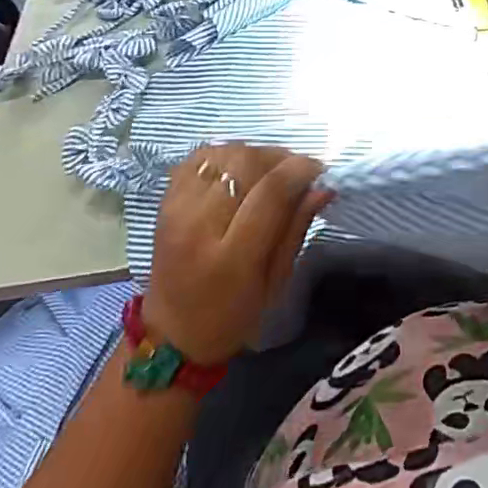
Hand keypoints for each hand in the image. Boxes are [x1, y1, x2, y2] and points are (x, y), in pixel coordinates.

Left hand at [143, 144, 330, 364]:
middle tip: (296, 171)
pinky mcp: (165, 201)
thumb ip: (296, 228)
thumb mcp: (276, 282)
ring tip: (269, 170)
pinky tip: (239, 170)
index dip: (299, 170)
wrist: (172, 333)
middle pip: (244, 164)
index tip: (318, 170)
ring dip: (253, 153)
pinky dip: (225, 155)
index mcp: (231, 257)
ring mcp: (177, 209)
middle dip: (278, 158)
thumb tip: (322, 187)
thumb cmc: (232, 317)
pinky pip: (199, 158)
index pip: (270, 192)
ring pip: (223, 154)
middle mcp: (198, 226)